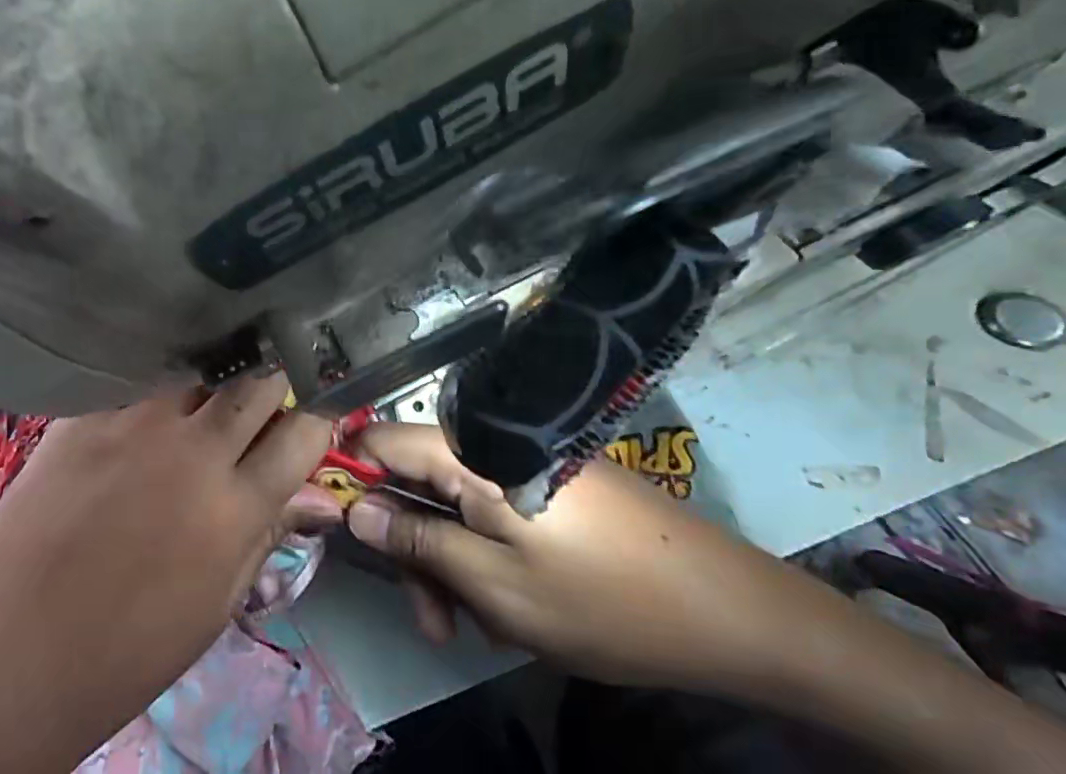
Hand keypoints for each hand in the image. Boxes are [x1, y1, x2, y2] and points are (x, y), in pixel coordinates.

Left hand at [0, 374, 337, 773]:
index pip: (303, 430)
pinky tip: (156, 391)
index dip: (320, 416)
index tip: (318, 413)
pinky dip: (158, 380)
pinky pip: (136, 378)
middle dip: (276, 379)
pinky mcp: (81, 416)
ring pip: (200, 366)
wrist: (9, 662)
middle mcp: (191, 452)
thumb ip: (269, 533)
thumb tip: (321, 497)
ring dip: (218, 375)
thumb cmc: (127, 650)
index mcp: (234, 507)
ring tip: (214, 386)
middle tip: (268, 394)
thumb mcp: (217, 605)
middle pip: (258, 379)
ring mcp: (132, 425)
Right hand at [347, 423, 821, 690]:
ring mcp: (528, 463)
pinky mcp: (552, 485)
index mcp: (476, 451)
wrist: (726, 610)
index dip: (351, 477)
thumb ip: (417, 540)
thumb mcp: (493, 584)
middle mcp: (496, 443)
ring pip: (456, 502)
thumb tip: (352, 507)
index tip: (338, 529)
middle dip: (411, 545)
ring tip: (467, 627)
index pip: (383, 439)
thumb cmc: (601, 599)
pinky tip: (504, 606)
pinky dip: (485, 554)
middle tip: (429, 616)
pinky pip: (494, 510)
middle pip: (418, 478)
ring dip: (449, 561)